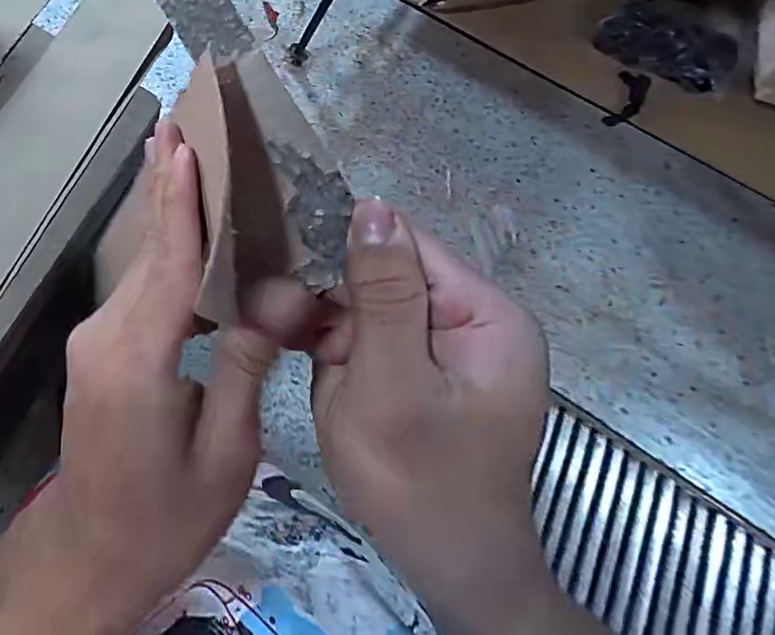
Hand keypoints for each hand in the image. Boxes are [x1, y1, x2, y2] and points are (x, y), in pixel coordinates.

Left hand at [7, 121, 281, 631]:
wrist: (90, 552)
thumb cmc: (166, 518)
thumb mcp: (224, 453)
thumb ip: (244, 363)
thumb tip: (281, 290)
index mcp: (137, 359)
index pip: (167, 262)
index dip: (177, 199)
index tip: (180, 144)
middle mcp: (105, 334)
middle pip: (146, 249)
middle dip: (163, 185)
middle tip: (173, 124)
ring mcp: (94, 337)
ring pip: (137, 263)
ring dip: (158, 210)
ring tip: (174, 155)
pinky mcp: (97, 346)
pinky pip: (135, 287)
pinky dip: (158, 249)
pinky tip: (174, 225)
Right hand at [312, 199, 592, 634]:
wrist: (441, 570)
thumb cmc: (417, 483)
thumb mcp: (392, 385)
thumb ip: (382, 295)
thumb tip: (371, 205)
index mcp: (484, 313)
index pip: (404, 244)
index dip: (345, 252)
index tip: (291, 276)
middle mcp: (468, 316)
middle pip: (382, 268)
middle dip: (332, 294)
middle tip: (290, 329)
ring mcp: (441, 339)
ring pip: (363, 295)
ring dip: (326, 319)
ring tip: (300, 348)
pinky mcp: (414, 359)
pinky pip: (363, 325)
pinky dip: (330, 337)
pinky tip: (308, 353)